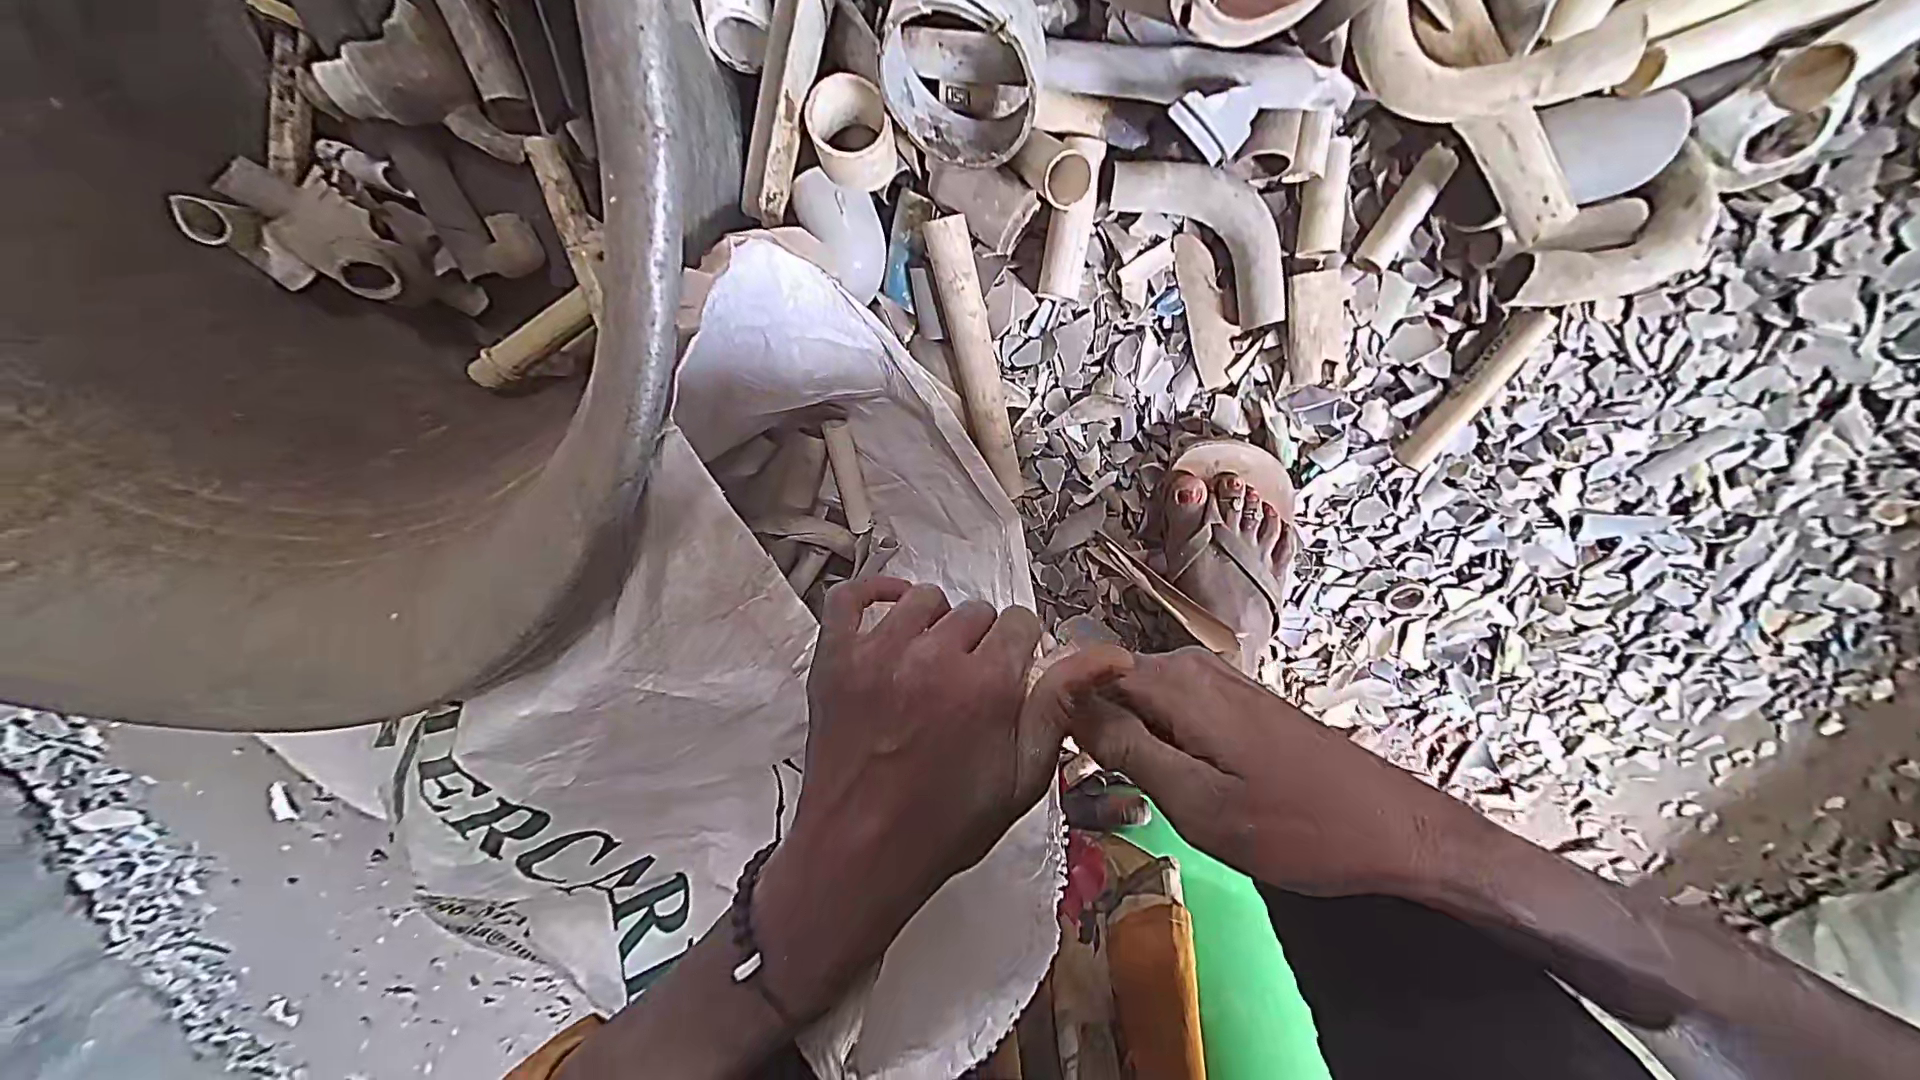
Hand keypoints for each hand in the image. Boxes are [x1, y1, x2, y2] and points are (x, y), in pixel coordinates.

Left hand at [752, 578, 1125, 1018]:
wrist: (859, 852)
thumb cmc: (948, 822)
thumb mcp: (1023, 775)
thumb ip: (1062, 704)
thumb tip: (1114, 654)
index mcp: (986, 682)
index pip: (1020, 623)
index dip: (1022, 650)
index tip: (1010, 676)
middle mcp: (934, 654)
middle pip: (975, 612)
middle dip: (982, 643)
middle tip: (968, 682)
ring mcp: (878, 650)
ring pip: (924, 600)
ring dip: (936, 624)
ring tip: (930, 661)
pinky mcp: (834, 655)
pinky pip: (853, 595)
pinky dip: (875, 592)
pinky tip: (892, 610)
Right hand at [1067, 647, 1497, 897]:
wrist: (1394, 827)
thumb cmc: (1296, 825)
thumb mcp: (1198, 803)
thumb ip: (1126, 749)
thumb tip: (1069, 708)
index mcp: (1173, 682)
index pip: (1082, 673)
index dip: (1061, 710)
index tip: (1058, 755)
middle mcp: (1187, 664)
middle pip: (1107, 683)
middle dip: (1094, 727)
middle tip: (1099, 786)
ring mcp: (1211, 676)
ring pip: (1135, 696)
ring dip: (1125, 736)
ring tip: (1141, 788)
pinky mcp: (1228, 694)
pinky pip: (1167, 704)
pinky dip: (1156, 736)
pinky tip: (1175, 776)